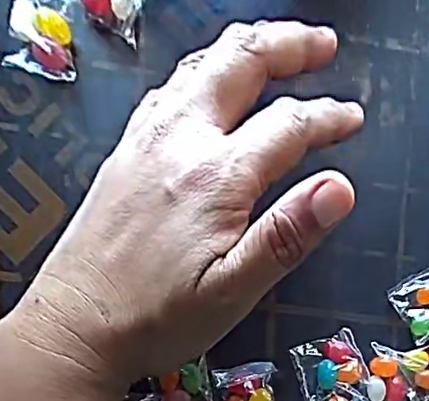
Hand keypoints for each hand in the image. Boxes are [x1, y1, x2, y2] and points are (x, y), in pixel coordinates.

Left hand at [6, 22, 363, 384]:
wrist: (76, 326)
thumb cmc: (153, 319)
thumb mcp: (231, 292)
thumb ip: (286, 237)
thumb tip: (338, 190)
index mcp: (216, 178)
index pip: (287, 125)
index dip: (326, 117)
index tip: (352, 118)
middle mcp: (179, 143)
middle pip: (242, 63)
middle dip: (289, 45)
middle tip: (322, 46)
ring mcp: (145, 144)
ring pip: (201, 66)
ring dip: (244, 49)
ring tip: (273, 49)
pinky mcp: (123, 157)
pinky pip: (168, 90)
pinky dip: (201, 71)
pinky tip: (204, 87)